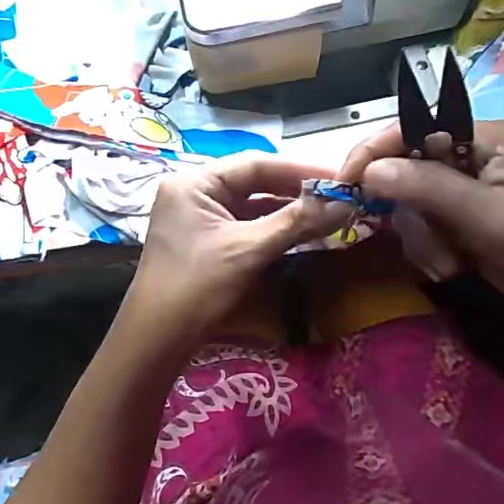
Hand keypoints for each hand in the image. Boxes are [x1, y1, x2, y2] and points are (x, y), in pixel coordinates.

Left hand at [127, 154, 350, 342]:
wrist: (157, 339)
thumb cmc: (197, 287)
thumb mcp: (248, 250)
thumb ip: (297, 222)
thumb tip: (346, 202)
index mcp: (194, 182)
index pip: (256, 164)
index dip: (302, 170)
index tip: (341, 177)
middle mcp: (195, 192)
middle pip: (255, 183)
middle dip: (298, 192)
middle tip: (342, 196)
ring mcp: (200, 218)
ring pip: (254, 206)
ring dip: (291, 212)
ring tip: (333, 214)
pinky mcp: (208, 242)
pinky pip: (248, 227)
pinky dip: (276, 230)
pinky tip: (307, 233)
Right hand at [340, 121, 503, 363]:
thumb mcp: (491, 217)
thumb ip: (429, 188)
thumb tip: (370, 169)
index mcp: (486, 138)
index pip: (414, 129)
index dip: (376, 152)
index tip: (347, 182)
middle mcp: (473, 156)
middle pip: (407, 171)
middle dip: (412, 214)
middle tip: (434, 246)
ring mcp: (468, 191)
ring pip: (411, 205)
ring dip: (424, 240)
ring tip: (453, 263)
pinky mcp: (465, 220)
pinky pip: (424, 228)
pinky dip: (432, 250)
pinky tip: (456, 266)